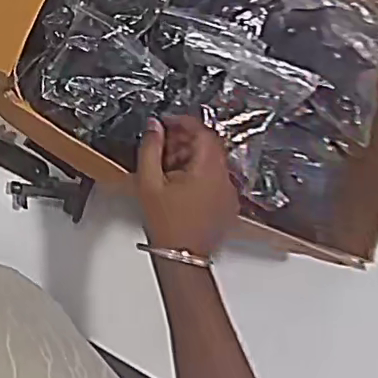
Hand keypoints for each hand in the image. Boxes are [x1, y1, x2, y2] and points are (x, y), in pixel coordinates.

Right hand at [134, 115, 238, 256]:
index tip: (167, 121)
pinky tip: (177, 181)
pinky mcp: (227, 205)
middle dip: (185, 139)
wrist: (181, 255)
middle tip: (161, 142)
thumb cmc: (165, 221)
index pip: (204, 134)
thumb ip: (151, 147)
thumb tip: (155, 126)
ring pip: (212, 162)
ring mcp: (228, 194)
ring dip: (189, 156)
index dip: (185, 122)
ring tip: (165, 164)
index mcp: (208, 172)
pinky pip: (215, 178)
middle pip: (209, 147)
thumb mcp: (149, 179)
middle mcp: (225, 180)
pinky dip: (197, 172)